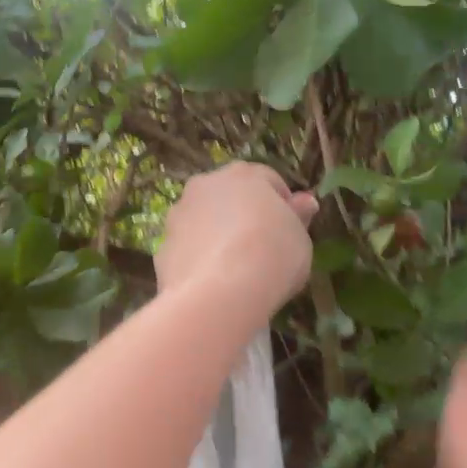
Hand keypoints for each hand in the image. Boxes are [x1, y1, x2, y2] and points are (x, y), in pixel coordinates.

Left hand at [155, 162, 317, 313]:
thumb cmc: (273, 256)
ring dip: (216, 236)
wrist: (222, 292)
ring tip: (233, 269)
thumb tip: (304, 202)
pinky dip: (198, 261)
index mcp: (245, 175)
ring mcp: (179, 215)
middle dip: (243, 215)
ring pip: (202, 221)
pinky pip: (187, 250)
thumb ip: (298, 218)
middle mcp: (206, 185)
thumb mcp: (300, 238)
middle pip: (229, 197)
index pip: (268, 180)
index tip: (289, 230)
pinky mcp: (162, 246)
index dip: (282, 205)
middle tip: (261, 248)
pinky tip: (212, 284)